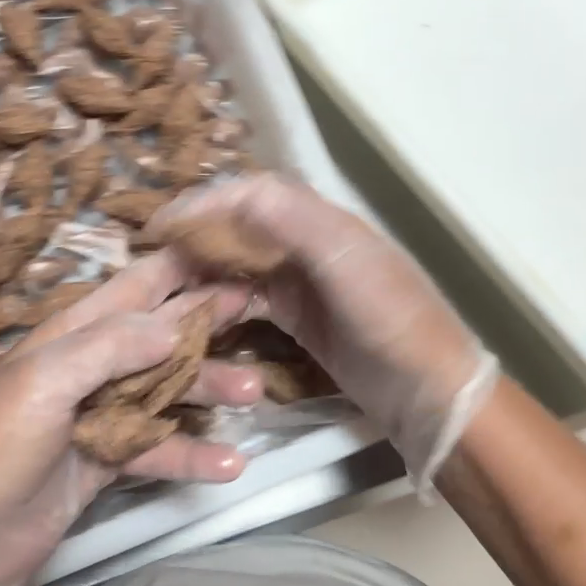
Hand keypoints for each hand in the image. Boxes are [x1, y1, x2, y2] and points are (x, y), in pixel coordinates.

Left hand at [0, 256, 262, 585]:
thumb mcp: (43, 383)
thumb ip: (108, 346)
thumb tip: (175, 322)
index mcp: (72, 333)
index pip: (136, 285)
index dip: (181, 265)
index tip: (234, 253)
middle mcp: (90, 365)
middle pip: (160, 332)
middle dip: (206, 317)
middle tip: (258, 305)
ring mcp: (99, 414)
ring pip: (166, 387)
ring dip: (209, 385)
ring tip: (254, 392)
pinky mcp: (106, 461)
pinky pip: (157, 446)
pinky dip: (191, 453)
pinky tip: (230, 465)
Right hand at [149, 173, 497, 491]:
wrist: (432, 392)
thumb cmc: (394, 323)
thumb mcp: (348, 266)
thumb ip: (295, 225)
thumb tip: (237, 193)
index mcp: (324, 221)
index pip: (254, 194)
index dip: (207, 202)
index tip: (163, 223)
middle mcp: (310, 243)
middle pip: (243, 225)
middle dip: (198, 233)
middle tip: (154, 253)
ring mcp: (304, 281)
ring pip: (242, 261)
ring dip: (206, 266)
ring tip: (166, 282)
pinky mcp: (299, 316)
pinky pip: (250, 298)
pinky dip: (222, 300)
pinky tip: (197, 312)